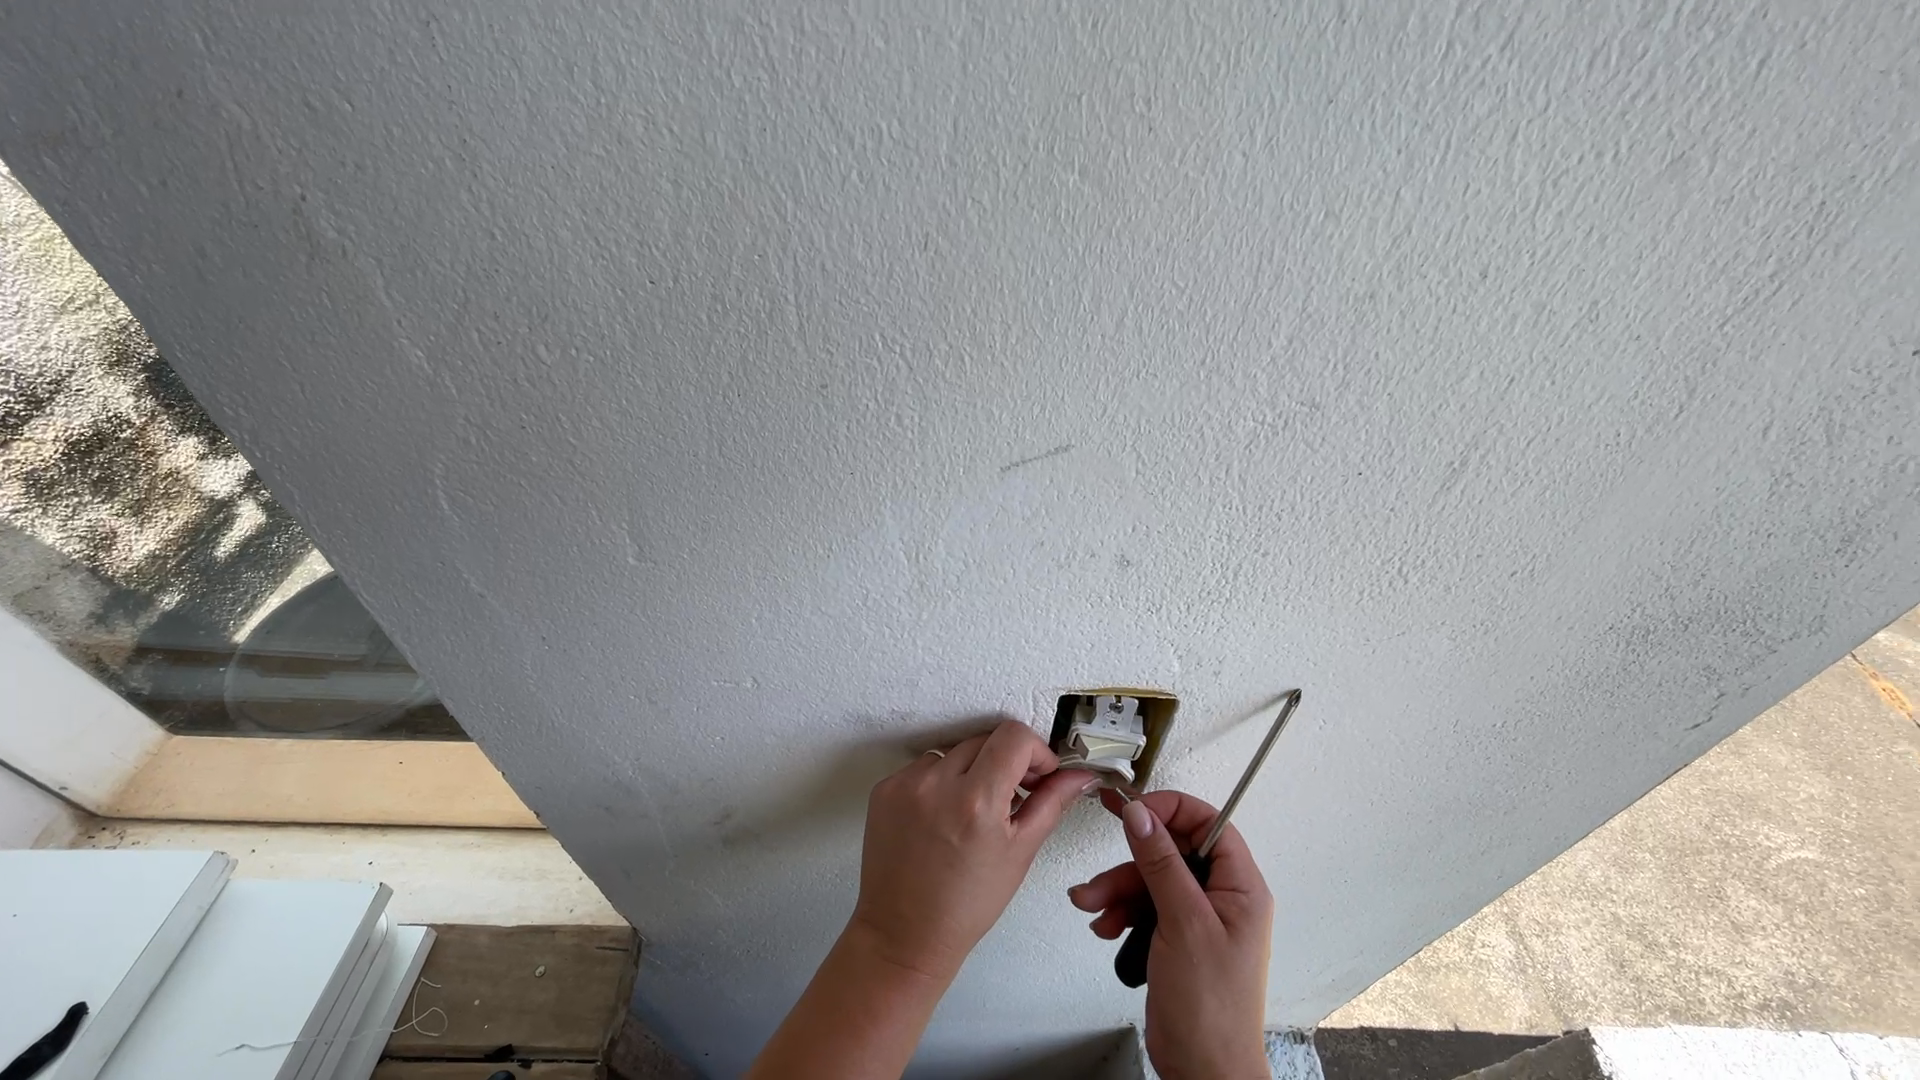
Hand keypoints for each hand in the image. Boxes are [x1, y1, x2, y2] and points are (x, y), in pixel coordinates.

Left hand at [850, 721, 1098, 981]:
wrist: (904, 934)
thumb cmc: (966, 904)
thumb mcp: (1020, 852)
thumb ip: (1051, 803)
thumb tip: (1079, 774)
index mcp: (976, 800)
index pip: (1014, 736)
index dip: (1035, 752)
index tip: (1038, 776)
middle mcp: (937, 784)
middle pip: (985, 740)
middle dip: (1005, 762)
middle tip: (1011, 798)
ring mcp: (905, 784)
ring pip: (954, 752)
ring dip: (970, 771)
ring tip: (972, 813)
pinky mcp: (885, 789)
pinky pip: (923, 767)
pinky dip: (939, 783)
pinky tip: (943, 818)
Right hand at [1069, 789, 1273, 1079]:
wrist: (1201, 1070)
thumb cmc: (1211, 1008)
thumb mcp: (1183, 923)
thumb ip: (1160, 863)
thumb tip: (1141, 814)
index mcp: (1240, 886)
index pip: (1207, 822)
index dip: (1169, 810)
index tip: (1133, 810)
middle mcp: (1220, 896)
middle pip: (1170, 850)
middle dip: (1130, 862)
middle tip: (1102, 874)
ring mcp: (1196, 916)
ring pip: (1149, 878)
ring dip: (1116, 890)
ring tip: (1092, 906)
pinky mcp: (1174, 934)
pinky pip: (1142, 904)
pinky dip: (1119, 911)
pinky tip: (1105, 926)